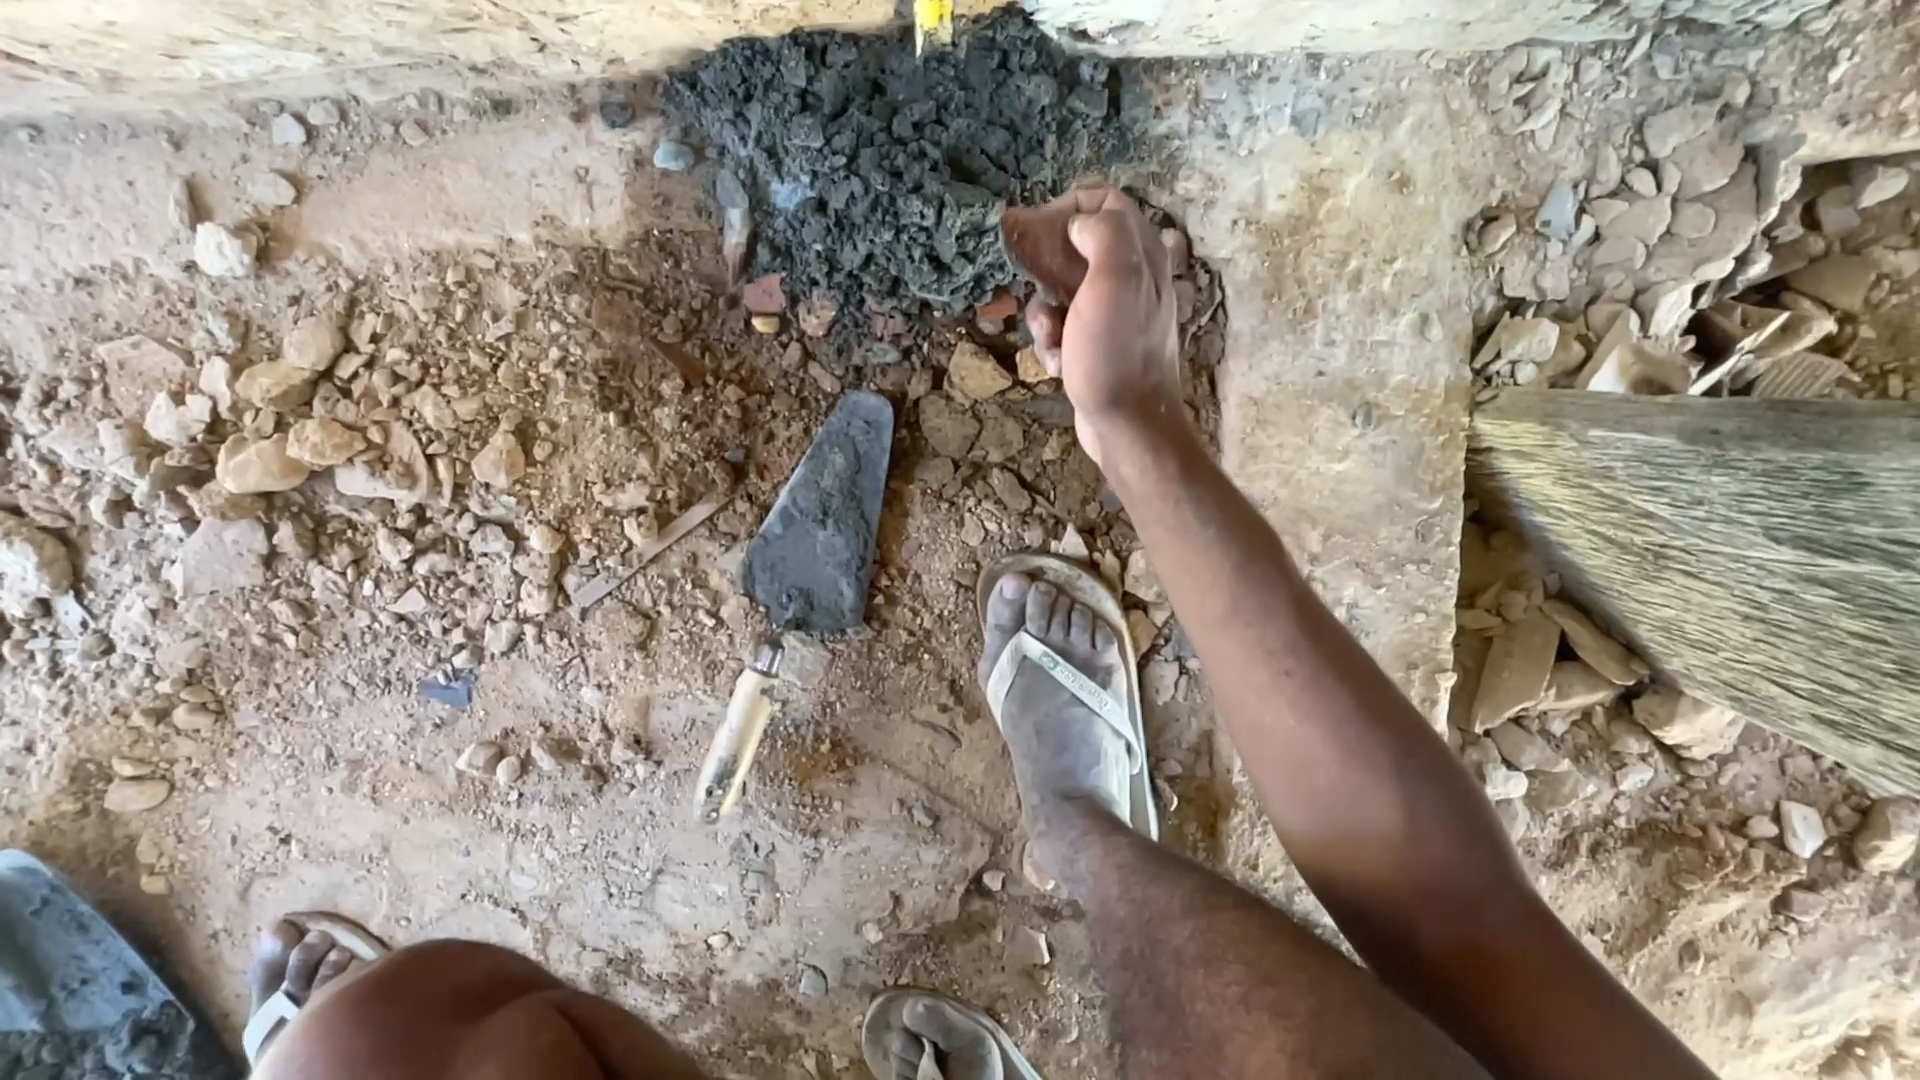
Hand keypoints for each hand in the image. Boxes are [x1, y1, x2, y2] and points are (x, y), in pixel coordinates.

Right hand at [1023, 185, 1181, 466]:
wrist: (1126, 425)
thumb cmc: (1117, 353)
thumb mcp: (1115, 279)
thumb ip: (1102, 234)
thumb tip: (1078, 223)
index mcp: (1142, 255)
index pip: (1106, 201)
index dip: (1070, 206)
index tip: (1039, 228)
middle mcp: (1131, 278)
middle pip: (1077, 247)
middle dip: (1046, 267)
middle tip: (1032, 285)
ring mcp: (1113, 315)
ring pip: (1061, 291)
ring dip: (1044, 313)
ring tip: (1051, 337)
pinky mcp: (1095, 346)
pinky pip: (1062, 328)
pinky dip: (1053, 343)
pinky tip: (1058, 363)